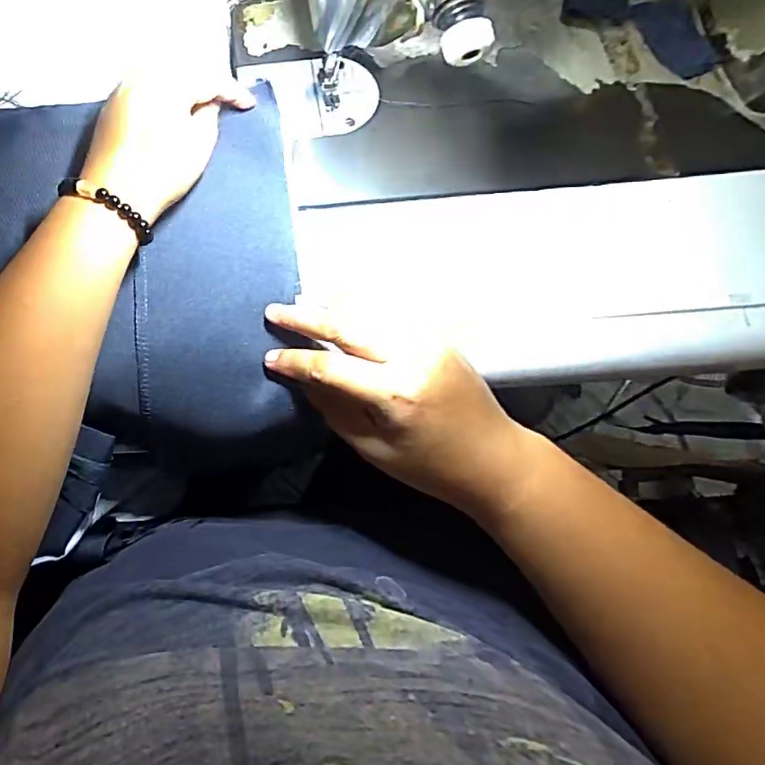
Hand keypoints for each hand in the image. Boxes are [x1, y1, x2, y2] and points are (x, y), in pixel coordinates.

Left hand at [78, 75, 255, 221]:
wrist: (113, 198)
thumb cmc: (162, 171)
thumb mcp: (200, 143)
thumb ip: (210, 114)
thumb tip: (208, 103)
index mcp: (166, 82)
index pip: (207, 79)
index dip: (232, 91)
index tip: (247, 104)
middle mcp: (140, 78)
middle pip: (182, 72)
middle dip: (205, 84)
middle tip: (225, 99)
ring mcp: (121, 92)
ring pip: (160, 79)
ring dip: (182, 88)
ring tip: (199, 105)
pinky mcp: (110, 110)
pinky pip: (143, 91)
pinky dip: (162, 96)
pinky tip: (171, 111)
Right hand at [263, 302, 536, 522]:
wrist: (493, 458)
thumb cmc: (429, 466)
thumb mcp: (373, 449)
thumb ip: (334, 409)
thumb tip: (304, 377)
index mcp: (395, 393)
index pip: (331, 366)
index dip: (296, 360)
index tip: (270, 357)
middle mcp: (412, 357)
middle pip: (348, 325)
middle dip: (307, 317)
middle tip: (275, 310)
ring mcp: (429, 341)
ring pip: (371, 310)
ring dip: (334, 303)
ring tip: (303, 298)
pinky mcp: (439, 336)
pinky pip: (394, 312)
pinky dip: (365, 304)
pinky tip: (344, 300)